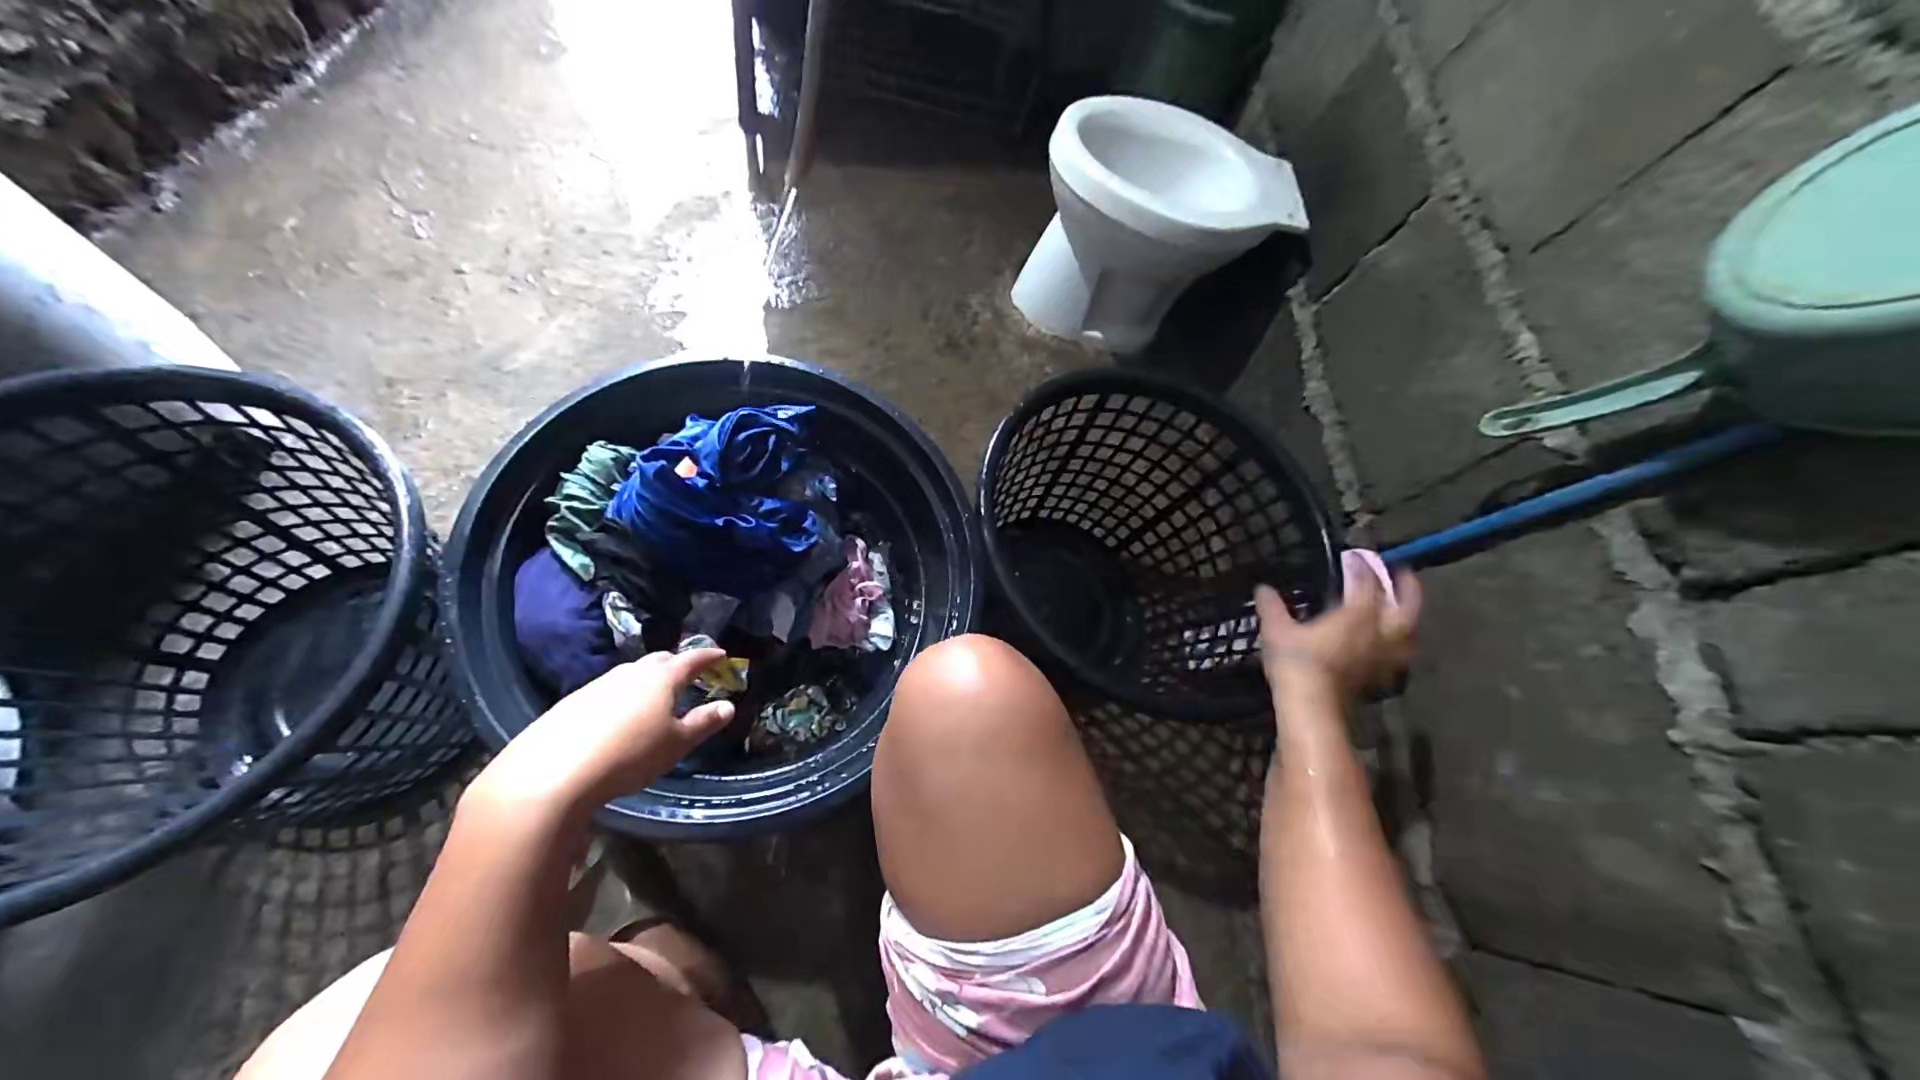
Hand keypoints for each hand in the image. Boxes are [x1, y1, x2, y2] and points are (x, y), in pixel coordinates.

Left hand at [473, 649, 736, 809]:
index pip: (691, 659)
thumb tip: (728, 705)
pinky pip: (607, 690)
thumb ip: (703, 723)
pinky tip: (617, 716)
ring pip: (630, 674)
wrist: (551, 772)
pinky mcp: (572, 703)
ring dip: (646, 679)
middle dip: (676, 663)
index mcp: (661, 679)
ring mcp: (597, 685)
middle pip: (658, 660)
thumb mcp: (675, 744)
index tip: (721, 653)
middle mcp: (630, 674)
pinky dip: (621, 696)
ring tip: (654, 695)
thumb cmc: (628, 755)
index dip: (708, 656)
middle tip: (689, 673)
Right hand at [1254, 551, 1422, 703]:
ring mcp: (1381, 655)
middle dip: (1407, 587)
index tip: (1355, 554)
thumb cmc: (1295, 662)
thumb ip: (1272, 607)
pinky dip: (1397, 645)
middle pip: (1405, 606)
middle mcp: (1378, 632)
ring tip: (1400, 610)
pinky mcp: (1378, 675)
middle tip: (1402, 573)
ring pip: (1408, 632)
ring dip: (1409, 618)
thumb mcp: (1276, 629)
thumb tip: (1262, 588)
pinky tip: (1386, 645)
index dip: (1362, 566)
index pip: (1365, 582)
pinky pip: (1396, 655)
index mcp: (1356, 614)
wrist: (1311, 706)